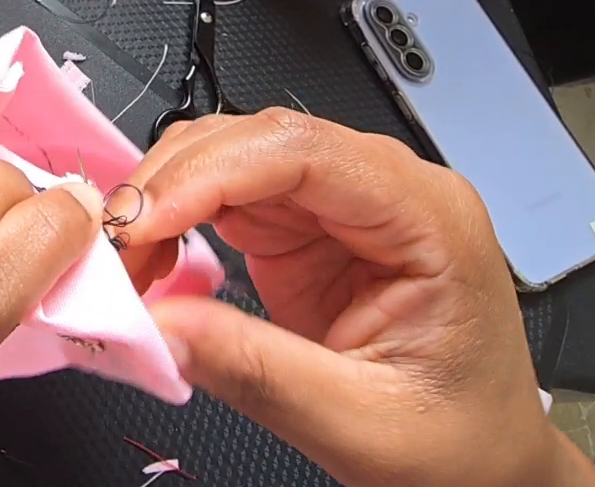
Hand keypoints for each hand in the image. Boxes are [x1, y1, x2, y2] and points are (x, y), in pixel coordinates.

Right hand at [118, 110, 594, 486]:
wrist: (480, 461)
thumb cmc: (458, 444)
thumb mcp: (363, 427)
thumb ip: (257, 371)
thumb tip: (156, 325)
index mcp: (424, 215)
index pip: (302, 151)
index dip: (210, 173)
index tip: (144, 221)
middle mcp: (375, 184)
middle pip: (251, 139)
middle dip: (171, 182)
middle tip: (114, 243)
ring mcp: (330, 195)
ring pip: (222, 153)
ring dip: (161, 194)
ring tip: (126, 255)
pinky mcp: (295, 217)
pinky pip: (216, 190)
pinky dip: (171, 215)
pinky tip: (151, 251)